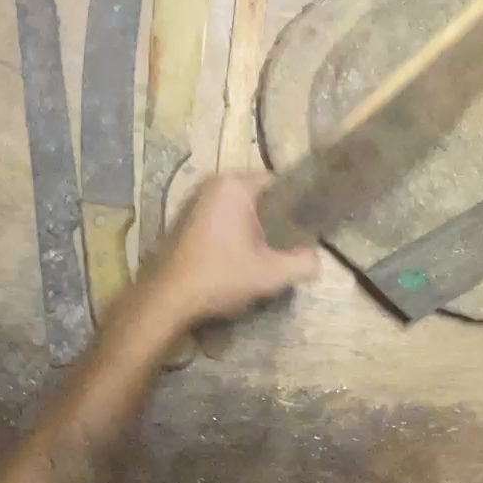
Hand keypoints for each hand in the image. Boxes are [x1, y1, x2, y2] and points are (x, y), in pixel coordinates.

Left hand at [141, 173, 319, 325]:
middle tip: (289, 244)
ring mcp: (194, 199)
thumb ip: (302, 263)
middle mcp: (213, 183)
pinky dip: (233, 232)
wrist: (166, 299)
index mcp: (234, 185)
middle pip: (258, 196)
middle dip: (274, 218)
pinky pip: (220, 218)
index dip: (297, 204)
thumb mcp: (271, 274)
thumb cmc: (220, 276)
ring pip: (238, 209)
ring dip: (253, 227)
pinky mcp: (184, 219)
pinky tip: (239, 257)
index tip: (307, 228)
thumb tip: (316, 259)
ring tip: (267, 252)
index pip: (279, 183)